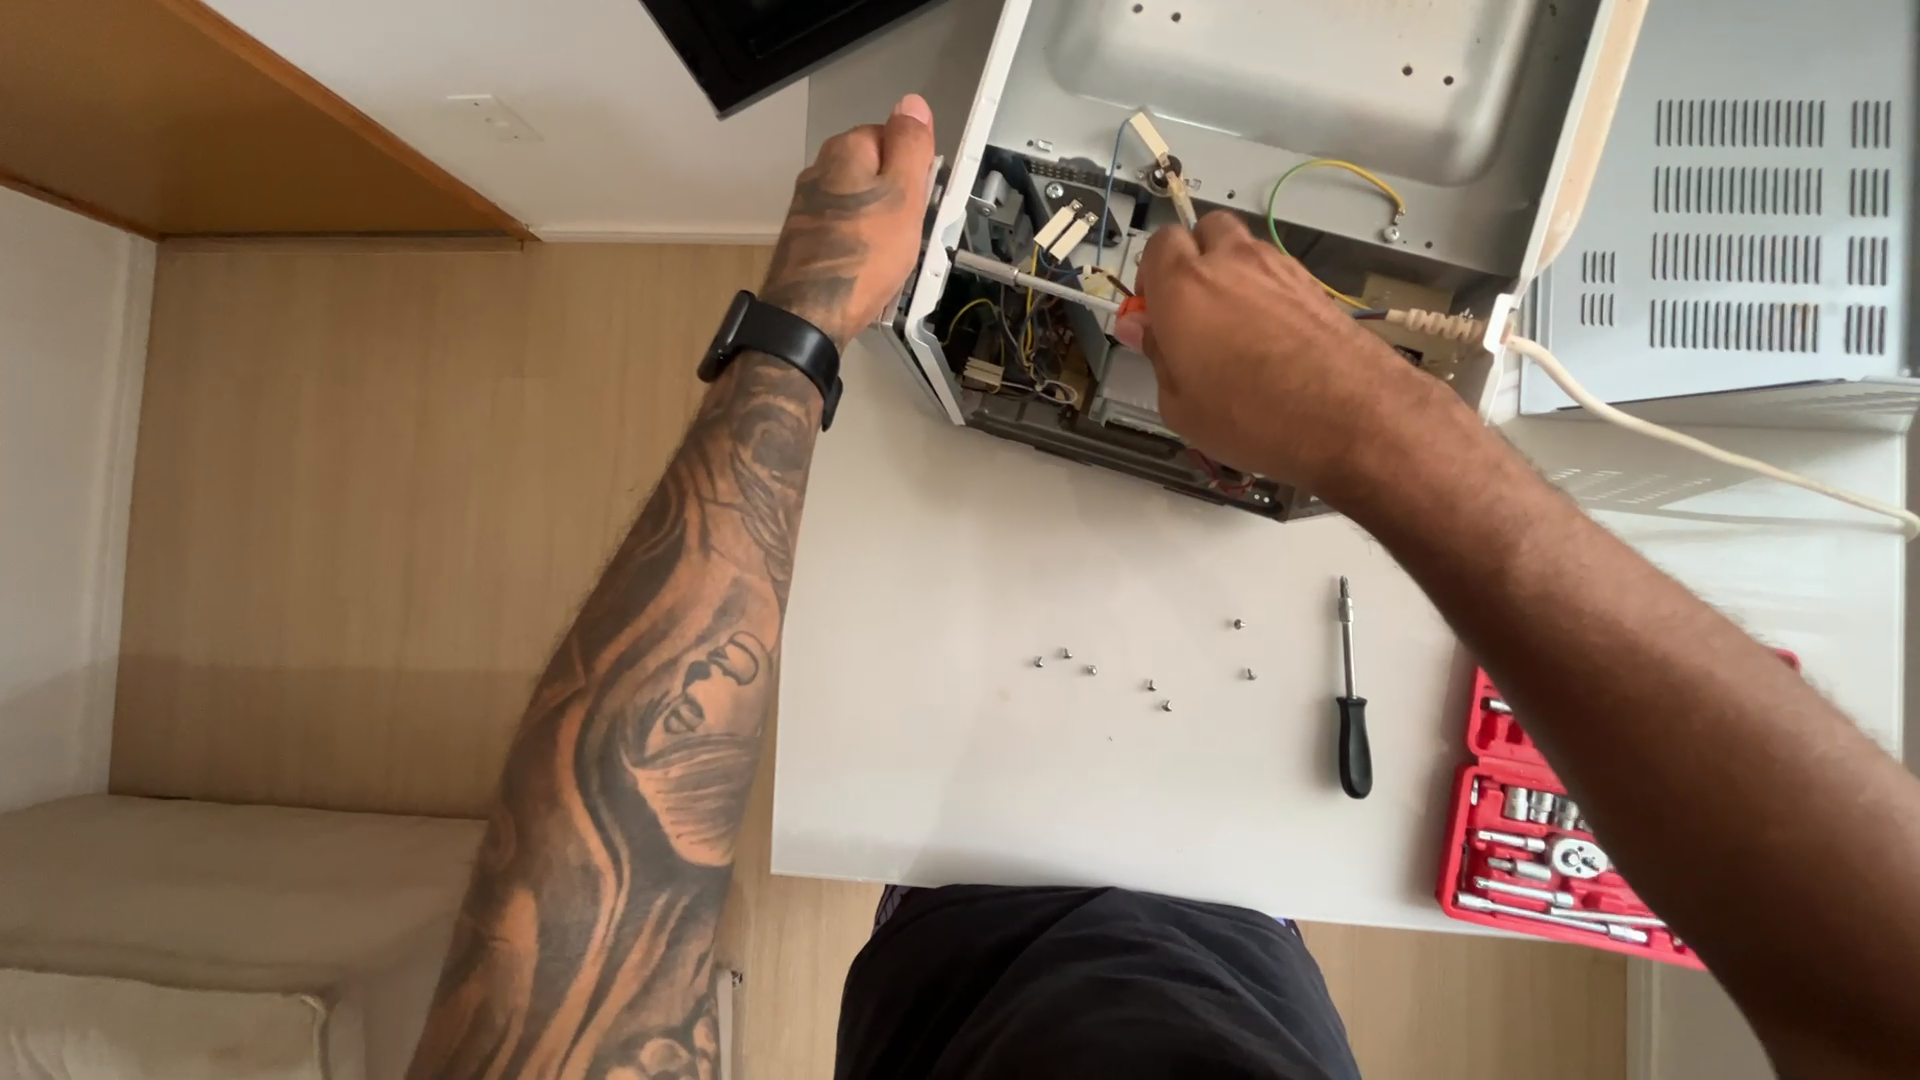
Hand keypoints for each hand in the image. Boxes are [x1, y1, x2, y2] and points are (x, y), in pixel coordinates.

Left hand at [760, 94, 937, 347]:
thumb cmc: (861, 257)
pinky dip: (864, 255)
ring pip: (862, 212)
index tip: (925, 200)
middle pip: (876, 178)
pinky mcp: (806, 245)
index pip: (893, 139)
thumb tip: (913, 104)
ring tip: (895, 264)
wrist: (810, 315)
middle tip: (914, 237)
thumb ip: (911, 146)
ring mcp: (809, 211)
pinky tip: (872, 277)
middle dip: (899, 205)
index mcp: (845, 152)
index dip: (916, 170)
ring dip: (883, 234)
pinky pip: (847, 240)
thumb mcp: (903, 196)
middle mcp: (820, 174)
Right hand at [1118, 212, 1431, 493]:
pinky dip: (1264, 294)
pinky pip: (1276, 276)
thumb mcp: (1179, 404)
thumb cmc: (1254, 415)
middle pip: (1203, 230)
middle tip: (1185, 310)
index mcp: (1183, 286)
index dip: (1149, 277)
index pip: (1156, 245)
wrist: (1350, 417)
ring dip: (1229, 276)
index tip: (1149, 312)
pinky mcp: (1313, 286)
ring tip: (1228, 331)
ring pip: (1242, 251)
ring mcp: (1278, 270)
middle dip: (1190, 259)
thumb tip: (1143, 329)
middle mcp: (1231, 264)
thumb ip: (1156, 355)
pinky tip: (1265, 342)